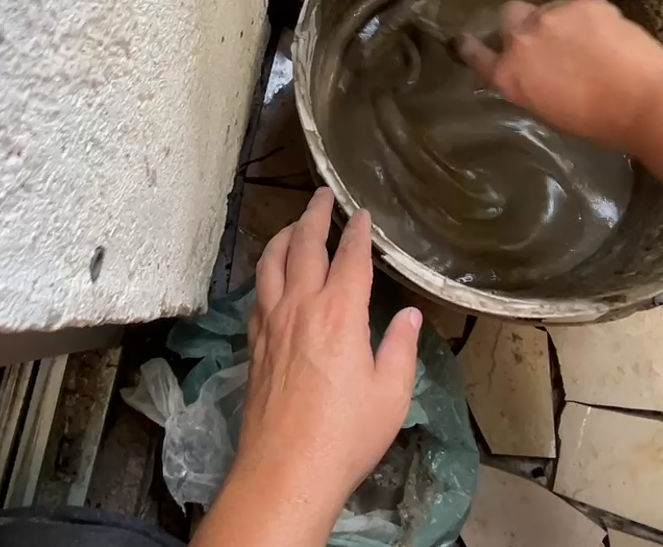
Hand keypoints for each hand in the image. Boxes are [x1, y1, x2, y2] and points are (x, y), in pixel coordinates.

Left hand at [214, 187, 421, 534]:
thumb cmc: (346, 433)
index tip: (361, 211)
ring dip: (283, 233)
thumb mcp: (391, 394)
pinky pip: (258, 290)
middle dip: (314, 213)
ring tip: (293, 223)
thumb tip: (409, 315)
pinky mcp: (254, 339)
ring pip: (271, 260)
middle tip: (321, 194)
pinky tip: (272, 274)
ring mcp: (272, 320)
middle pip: (303, 244)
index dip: (357, 229)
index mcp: (340, 312)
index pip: (350, 256)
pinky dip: (267, 269)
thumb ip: (400, 347)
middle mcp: (301, 304)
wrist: (286, 468)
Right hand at [458, 0, 662, 148]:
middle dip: (518, 23)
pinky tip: (608, 39)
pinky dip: (588, 20)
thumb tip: (533, 70)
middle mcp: (522, 40)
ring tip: (585, 43)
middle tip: (542, 39)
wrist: (645, 100)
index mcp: (509, 75)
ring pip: (546, 9)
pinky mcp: (585, 3)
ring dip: (557, 22)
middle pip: (506, 15)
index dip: (470, 46)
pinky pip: (578, 8)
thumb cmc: (597, 121)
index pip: (475, 54)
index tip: (465, 40)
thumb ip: (528, 82)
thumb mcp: (546, 108)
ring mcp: (552, 16)